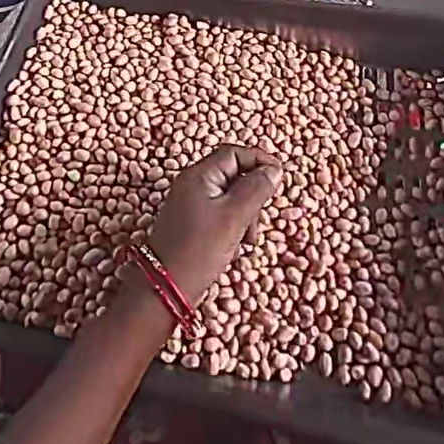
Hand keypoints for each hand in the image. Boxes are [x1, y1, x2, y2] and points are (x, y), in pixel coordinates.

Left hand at [144, 145, 280, 303]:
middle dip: (253, 194)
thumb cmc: (198, 251)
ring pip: (230, 195)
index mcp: (199, 176)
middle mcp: (192, 184)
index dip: (260, 160)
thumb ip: (256, 189)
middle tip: (258, 219)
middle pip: (234, 174)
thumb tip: (273, 169)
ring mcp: (190, 203)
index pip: (234, 153)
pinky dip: (234, 224)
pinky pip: (221, 213)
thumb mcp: (234, 217)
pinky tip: (235, 244)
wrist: (164, 290)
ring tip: (247, 239)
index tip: (279, 176)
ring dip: (246, 213)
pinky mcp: (192, 222)